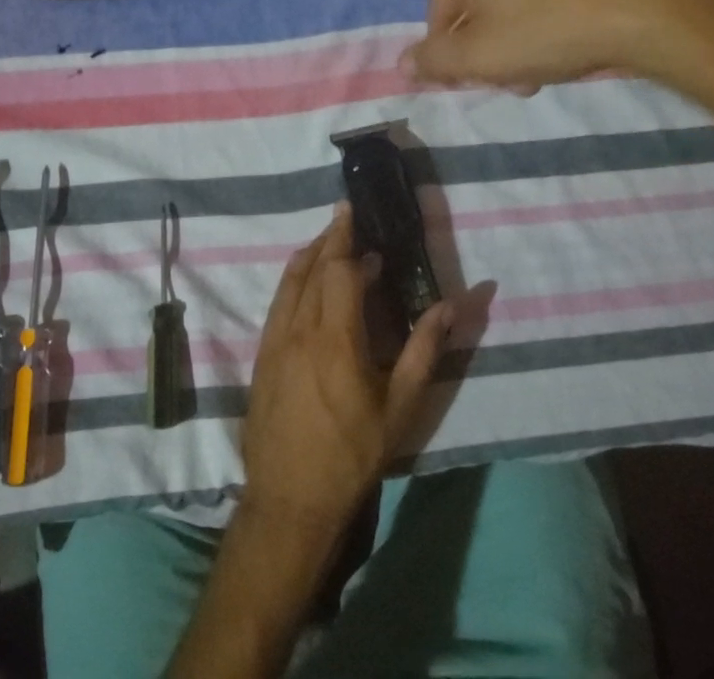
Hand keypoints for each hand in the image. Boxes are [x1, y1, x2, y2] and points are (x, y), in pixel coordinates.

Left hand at [242, 205, 453, 532]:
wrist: (291, 497)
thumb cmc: (352, 453)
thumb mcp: (401, 407)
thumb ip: (424, 350)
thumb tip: (451, 304)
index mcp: (334, 338)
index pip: (339, 271)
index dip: (350, 242)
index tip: (359, 217)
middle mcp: (298, 331)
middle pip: (311, 269)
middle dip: (329, 239)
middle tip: (345, 217)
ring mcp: (273, 344)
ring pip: (287, 284)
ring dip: (308, 256)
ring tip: (327, 241)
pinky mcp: (261, 359)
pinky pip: (276, 305)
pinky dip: (292, 282)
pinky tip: (305, 285)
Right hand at [403, 0, 713, 93]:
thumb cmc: (549, 29)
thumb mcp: (482, 57)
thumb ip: (436, 60)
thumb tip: (401, 64)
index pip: (439, 11)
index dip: (451, 54)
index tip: (476, 82)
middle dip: (492, 44)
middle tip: (518, 80)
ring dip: (523, 29)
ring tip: (551, 62)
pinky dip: (557, 5)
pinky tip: (580, 31)